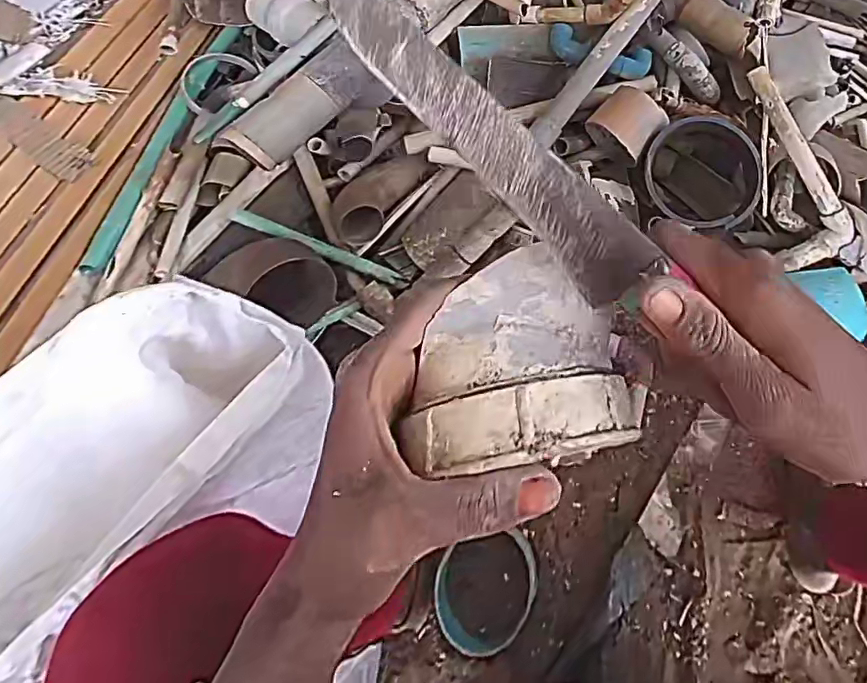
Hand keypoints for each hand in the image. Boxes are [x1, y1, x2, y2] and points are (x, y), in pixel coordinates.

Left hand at [287, 282, 562, 620]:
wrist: (324, 588)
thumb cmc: (343, 547)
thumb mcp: (414, 519)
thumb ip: (479, 502)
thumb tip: (542, 484)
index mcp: (368, 380)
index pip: (417, 308)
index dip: (459, 286)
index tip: (504, 279)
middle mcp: (379, 380)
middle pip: (434, 325)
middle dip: (481, 314)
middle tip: (533, 312)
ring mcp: (392, 400)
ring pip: (441, 353)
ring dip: (480, 347)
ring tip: (532, 342)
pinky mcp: (407, 423)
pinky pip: (446, 383)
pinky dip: (475, 380)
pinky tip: (510, 394)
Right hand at [636, 221, 866, 489]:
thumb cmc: (841, 425)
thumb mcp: (764, 395)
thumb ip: (706, 340)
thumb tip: (652, 290)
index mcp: (748, 285)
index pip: (668, 245)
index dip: (640, 278)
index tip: (635, 325)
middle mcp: (753, 273)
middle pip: (676, 275)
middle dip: (663, 322)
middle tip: (685, 373)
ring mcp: (763, 289)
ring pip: (693, 301)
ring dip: (686, 343)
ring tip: (715, 388)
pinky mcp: (769, 309)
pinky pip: (716, 319)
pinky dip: (710, 350)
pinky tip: (731, 386)